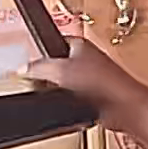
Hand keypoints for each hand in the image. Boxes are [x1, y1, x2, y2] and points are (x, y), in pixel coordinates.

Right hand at [24, 37, 147, 132]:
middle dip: (47, 73)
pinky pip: (72, 96)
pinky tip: (65, 105)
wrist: (123, 107)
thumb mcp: (61, 71)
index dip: (40, 51)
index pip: (53, 41)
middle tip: (36, 81)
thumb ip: (40, 67)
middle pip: (57, 62)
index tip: (27, 62)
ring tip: (52, 95)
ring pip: (65, 81)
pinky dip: (67, 101)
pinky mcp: (93, 94)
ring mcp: (90, 76)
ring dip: (57, 89)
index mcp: (79, 44)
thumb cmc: (103, 83)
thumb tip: (24, 67)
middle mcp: (86, 57)